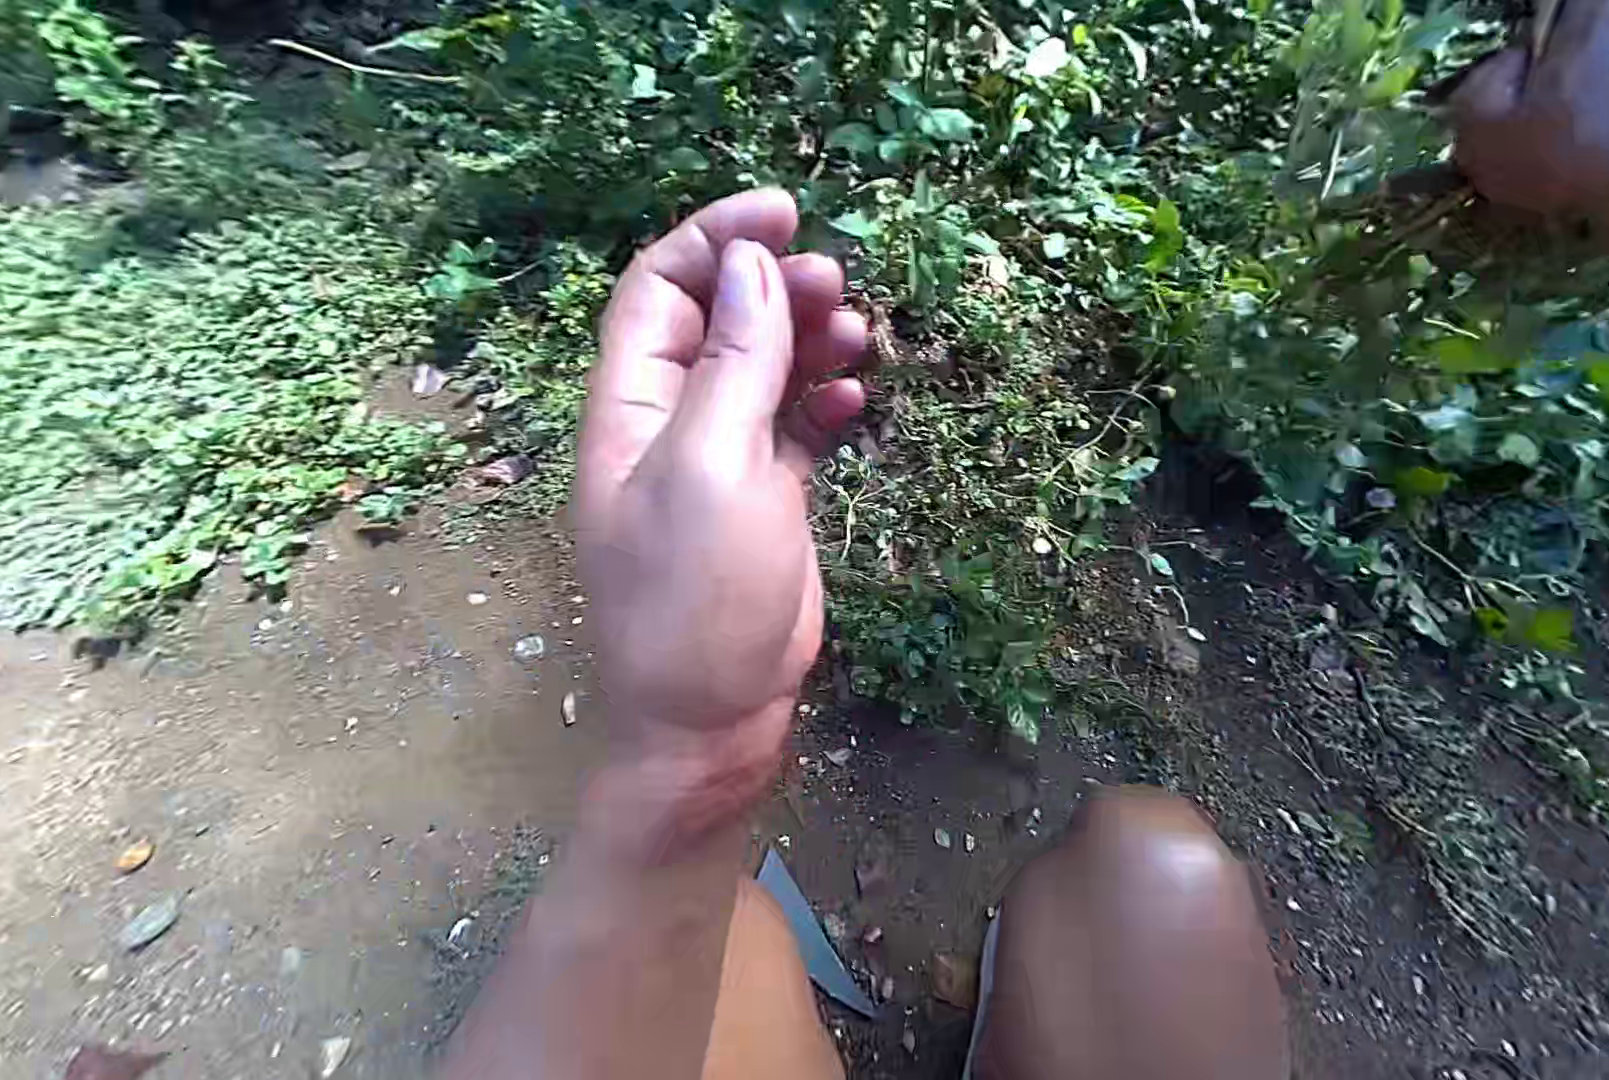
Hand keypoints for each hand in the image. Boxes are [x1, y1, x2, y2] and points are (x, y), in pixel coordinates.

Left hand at [576, 189, 865, 788]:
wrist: (716, 710)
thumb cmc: (697, 596)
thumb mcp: (713, 470)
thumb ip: (730, 367)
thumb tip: (750, 268)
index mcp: (633, 407)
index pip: (661, 291)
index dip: (716, 240)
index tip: (784, 211)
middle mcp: (674, 423)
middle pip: (721, 325)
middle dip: (776, 292)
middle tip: (837, 283)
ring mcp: (726, 460)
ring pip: (767, 374)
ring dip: (810, 345)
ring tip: (859, 337)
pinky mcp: (771, 496)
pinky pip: (798, 428)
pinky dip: (825, 405)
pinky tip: (856, 399)